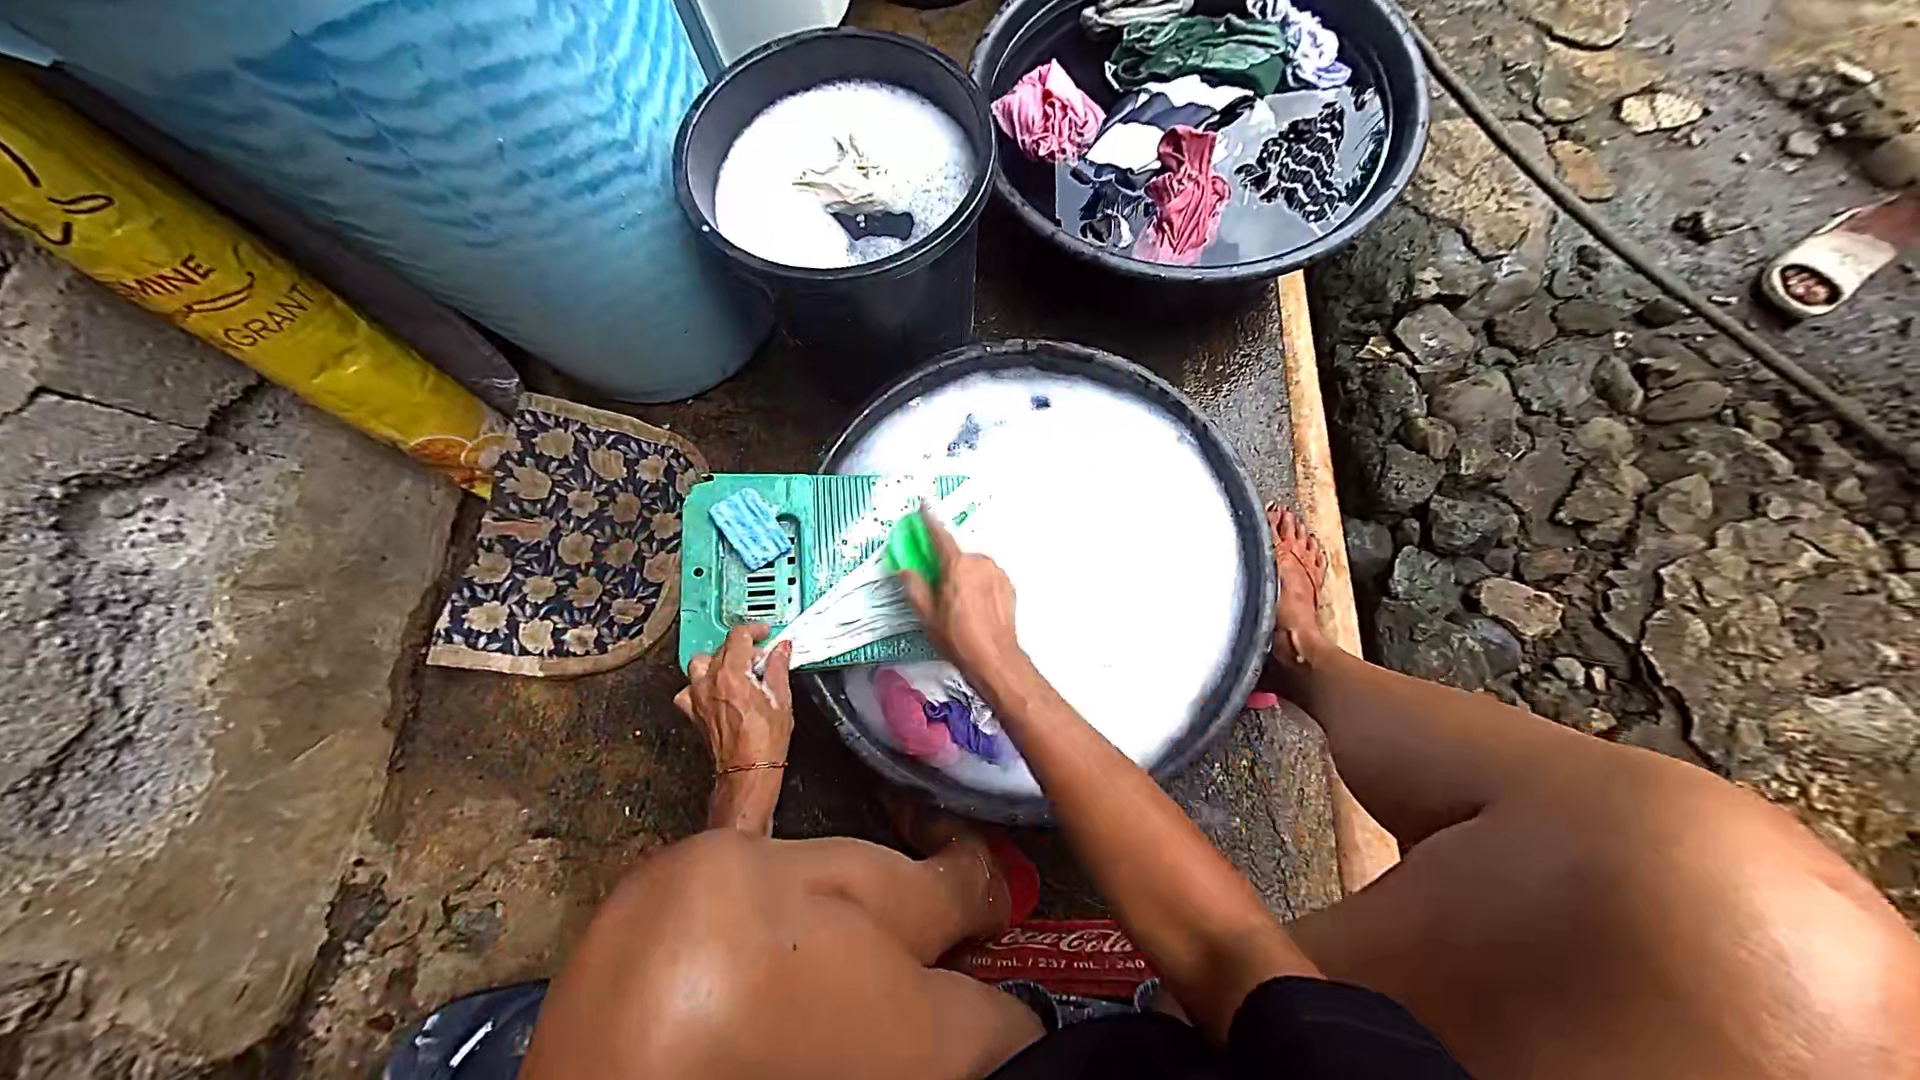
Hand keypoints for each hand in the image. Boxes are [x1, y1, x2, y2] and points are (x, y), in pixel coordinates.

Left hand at [675, 623, 793, 770]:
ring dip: (718, 662)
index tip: (763, 633)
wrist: (748, 770)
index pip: (738, 636)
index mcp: (731, 674)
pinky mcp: (693, 712)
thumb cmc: (765, 740)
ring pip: (700, 664)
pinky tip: (715, 690)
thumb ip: (778, 667)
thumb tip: (781, 649)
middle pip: (721, 648)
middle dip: (743, 648)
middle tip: (761, 658)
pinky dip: (700, 685)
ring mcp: (697, 697)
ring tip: (736, 670)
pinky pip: (688, 690)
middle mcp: (709, 682)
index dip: (753, 630)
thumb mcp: (781, 698)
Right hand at [898, 508, 1024, 678]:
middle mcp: (979, 562)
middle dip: (948, 565)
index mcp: (957, 565)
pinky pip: (987, 577)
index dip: (929, 518)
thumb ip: (913, 586)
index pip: (940, 534)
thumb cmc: (958, 637)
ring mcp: (997, 572)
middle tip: (941, 588)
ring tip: (959, 604)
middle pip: (957, 554)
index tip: (924, 504)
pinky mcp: (1008, 584)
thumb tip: (904, 570)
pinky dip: (979, 584)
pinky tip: (975, 606)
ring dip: (964, 576)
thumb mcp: (926, 614)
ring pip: (973, 566)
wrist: (994, 657)